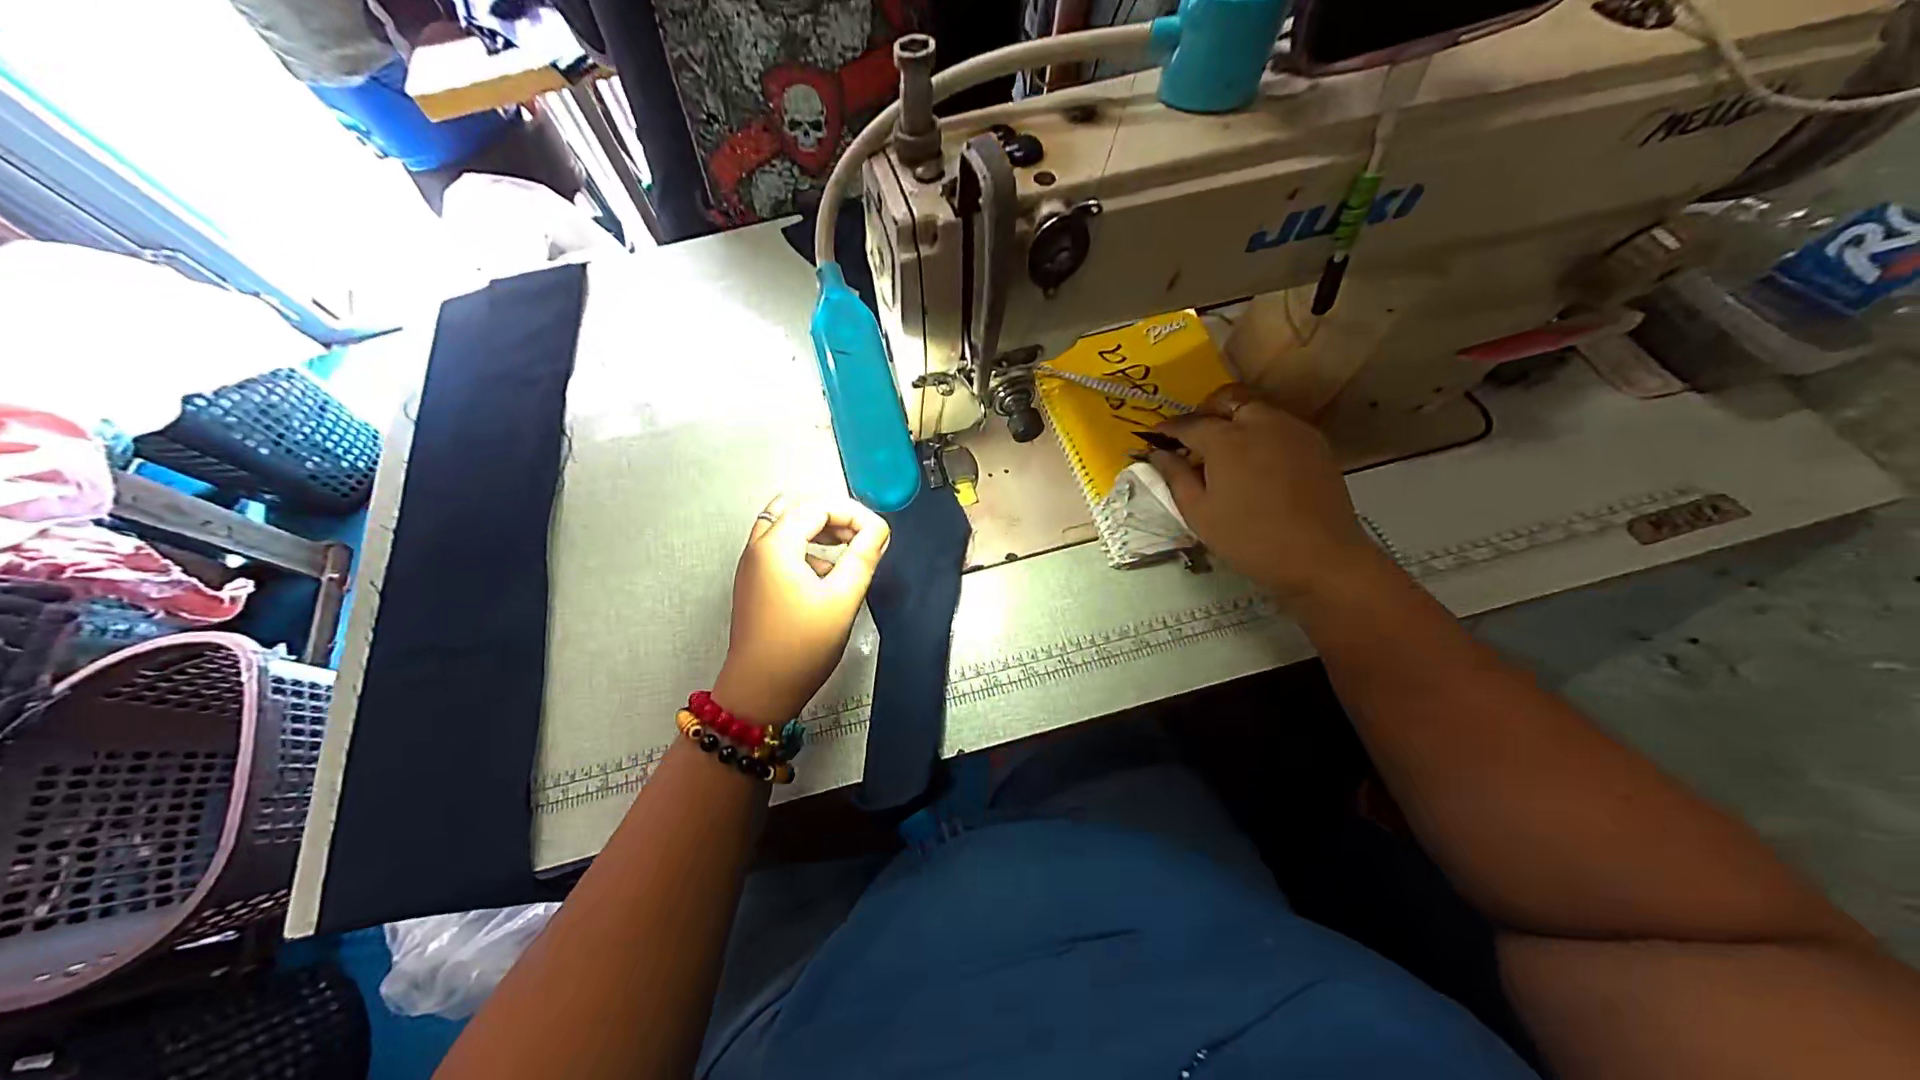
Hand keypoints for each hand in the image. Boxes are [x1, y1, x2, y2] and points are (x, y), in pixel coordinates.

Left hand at [713, 494, 890, 723]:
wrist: (760, 690)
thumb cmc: (797, 649)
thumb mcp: (843, 598)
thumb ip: (864, 556)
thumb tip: (878, 531)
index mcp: (776, 546)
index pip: (818, 506)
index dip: (854, 514)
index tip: (877, 533)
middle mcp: (758, 549)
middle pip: (798, 509)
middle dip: (836, 518)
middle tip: (863, 538)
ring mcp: (752, 566)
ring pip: (787, 527)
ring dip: (820, 531)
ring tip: (849, 551)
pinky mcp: (755, 583)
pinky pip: (780, 549)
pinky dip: (806, 549)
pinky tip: (828, 573)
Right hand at [1149, 384, 1385, 609]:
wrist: (1321, 557)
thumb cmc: (1250, 539)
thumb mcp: (1199, 513)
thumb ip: (1175, 476)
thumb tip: (1157, 454)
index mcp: (1226, 439)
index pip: (1188, 424)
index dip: (1166, 430)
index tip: (1152, 438)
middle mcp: (1260, 422)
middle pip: (1225, 401)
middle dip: (1204, 413)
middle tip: (1191, 441)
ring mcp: (1292, 429)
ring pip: (1255, 409)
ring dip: (1233, 421)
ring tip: (1224, 453)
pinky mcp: (1315, 443)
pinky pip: (1278, 425)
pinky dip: (1259, 433)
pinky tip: (1255, 464)